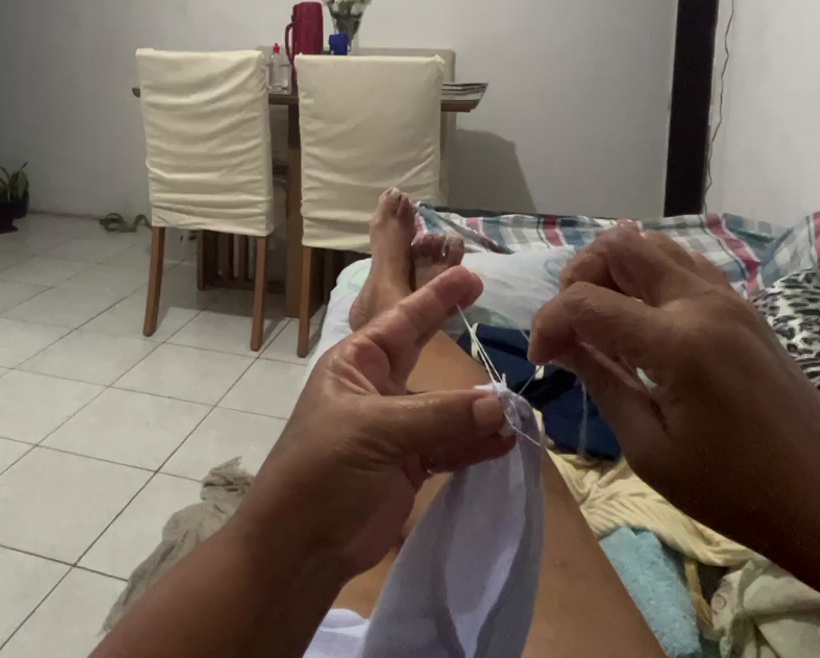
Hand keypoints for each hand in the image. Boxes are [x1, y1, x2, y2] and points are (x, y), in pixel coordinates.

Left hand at [238, 266, 514, 578]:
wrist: (301, 544)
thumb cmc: (322, 469)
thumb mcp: (375, 431)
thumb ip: (438, 415)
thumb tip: (500, 405)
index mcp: (355, 365)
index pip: (401, 321)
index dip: (435, 299)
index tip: (469, 276)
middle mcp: (376, 389)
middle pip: (423, 352)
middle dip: (453, 331)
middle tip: (491, 304)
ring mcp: (394, 429)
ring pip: (446, 408)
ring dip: (479, 409)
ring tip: (518, 408)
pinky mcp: (408, 466)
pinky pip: (449, 446)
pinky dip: (476, 445)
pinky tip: (505, 443)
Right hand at [530, 227, 819, 558]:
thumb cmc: (734, 491)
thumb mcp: (648, 448)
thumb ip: (599, 380)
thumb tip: (558, 343)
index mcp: (675, 343)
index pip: (585, 302)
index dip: (549, 323)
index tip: (541, 358)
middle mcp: (701, 303)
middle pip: (617, 246)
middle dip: (577, 277)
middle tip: (571, 325)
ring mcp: (727, 299)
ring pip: (651, 243)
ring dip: (613, 269)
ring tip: (602, 315)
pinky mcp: (742, 307)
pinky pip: (682, 262)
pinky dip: (648, 273)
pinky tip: (641, 315)